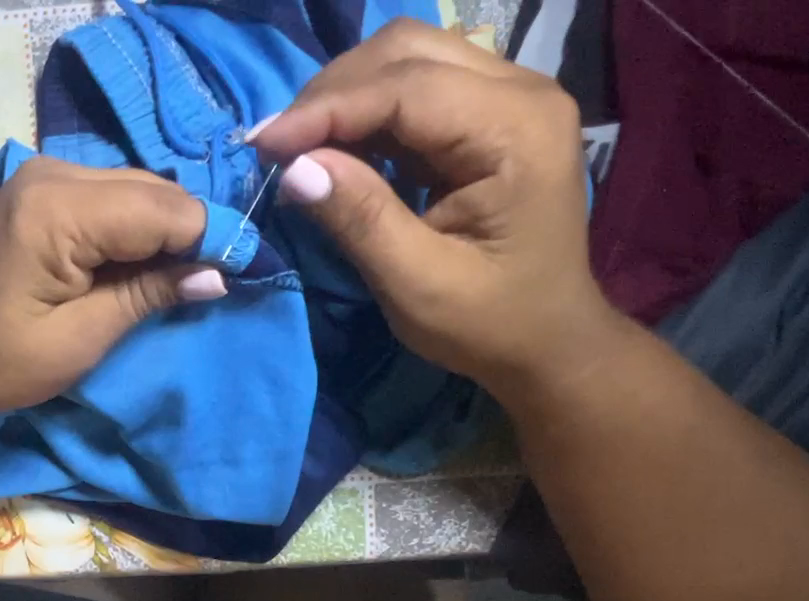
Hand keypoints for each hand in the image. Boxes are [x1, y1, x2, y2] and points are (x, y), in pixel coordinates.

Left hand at [0, 156, 220, 428]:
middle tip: (219, 281)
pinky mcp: (40, 191)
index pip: (163, 208)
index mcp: (58, 209)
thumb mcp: (79, 341)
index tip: (249, 272)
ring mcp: (43, 175)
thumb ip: (147, 296)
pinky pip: (110, 199)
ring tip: (183, 279)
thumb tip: (218, 273)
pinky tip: (143, 265)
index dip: (212, 239)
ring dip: (164, 232)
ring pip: (136, 190)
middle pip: (153, 190)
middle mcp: (52, 172)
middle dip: (191, 234)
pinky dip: (135, 229)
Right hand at [250, 19, 621, 388]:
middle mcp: (520, 93)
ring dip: (345, 97)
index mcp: (515, 130)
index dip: (327, 109)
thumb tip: (294, 169)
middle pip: (408, 51)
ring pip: (408, 60)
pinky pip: (415, 91)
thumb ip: (360, 220)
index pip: (406, 88)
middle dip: (332, 92)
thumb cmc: (488, 323)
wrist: (545, 341)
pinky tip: (335, 150)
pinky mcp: (487, 117)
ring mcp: (507, 99)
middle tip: (278, 147)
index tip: (263, 145)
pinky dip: (365, 114)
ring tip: (299, 148)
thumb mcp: (417, 285)